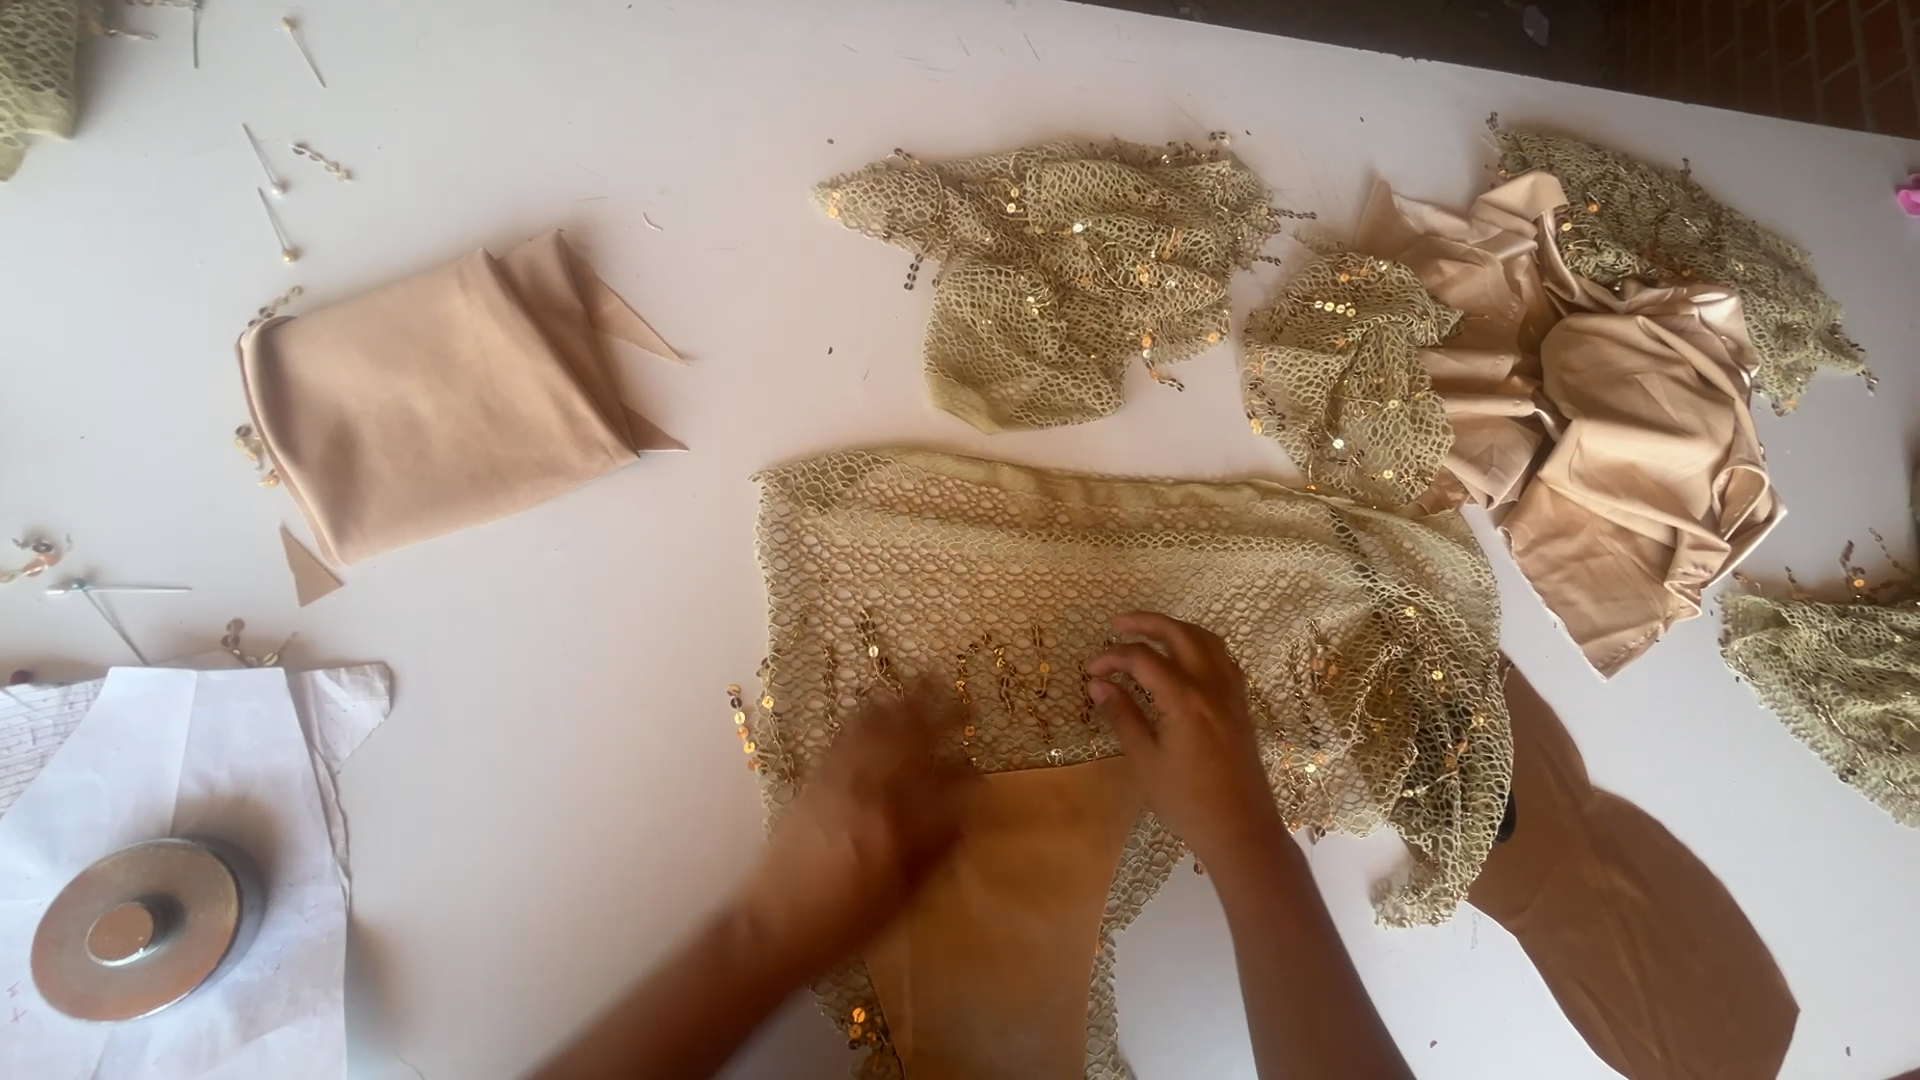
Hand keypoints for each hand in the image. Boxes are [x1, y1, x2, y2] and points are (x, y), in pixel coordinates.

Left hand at [730, 683, 974, 979]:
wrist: (772, 927)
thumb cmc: (842, 924)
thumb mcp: (899, 900)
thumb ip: (933, 856)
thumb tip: (961, 822)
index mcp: (898, 828)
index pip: (945, 789)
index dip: (969, 778)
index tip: (982, 775)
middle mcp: (871, 794)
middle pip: (913, 743)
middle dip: (942, 717)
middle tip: (963, 703)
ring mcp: (841, 781)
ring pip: (880, 729)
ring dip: (906, 704)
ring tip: (926, 683)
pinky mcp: (816, 779)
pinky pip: (846, 736)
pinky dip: (866, 715)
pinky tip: (878, 703)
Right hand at [1086, 612, 1285, 870]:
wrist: (1241, 832)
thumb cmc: (1187, 802)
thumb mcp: (1144, 760)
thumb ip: (1122, 715)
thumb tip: (1098, 684)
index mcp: (1185, 699)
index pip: (1142, 659)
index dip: (1111, 658)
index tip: (1090, 670)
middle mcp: (1212, 686)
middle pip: (1178, 634)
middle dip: (1145, 623)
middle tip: (1116, 625)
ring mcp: (1231, 693)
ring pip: (1206, 639)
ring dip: (1175, 629)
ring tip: (1149, 633)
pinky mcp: (1240, 705)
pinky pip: (1222, 658)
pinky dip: (1199, 646)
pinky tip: (1184, 658)